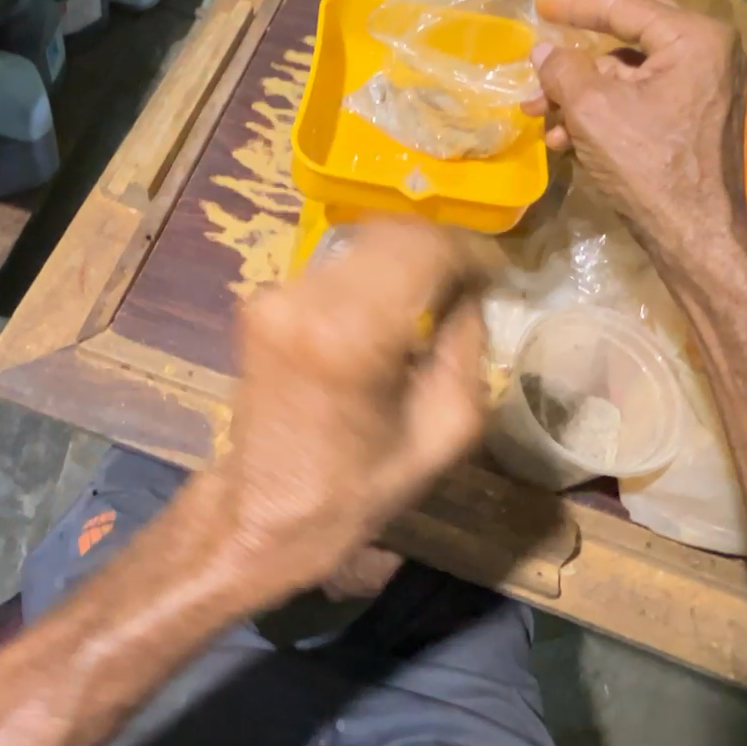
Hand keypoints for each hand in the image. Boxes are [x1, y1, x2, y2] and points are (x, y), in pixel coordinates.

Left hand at [214, 218, 492, 593]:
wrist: (268, 510)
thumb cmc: (363, 484)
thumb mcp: (447, 428)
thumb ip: (467, 343)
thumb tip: (470, 288)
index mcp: (356, 334)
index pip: (425, 248)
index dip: (466, 251)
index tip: (488, 271)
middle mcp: (307, 299)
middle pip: (389, 235)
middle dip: (434, 251)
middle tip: (462, 280)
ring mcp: (275, 296)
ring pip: (358, 246)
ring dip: (398, 262)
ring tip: (425, 296)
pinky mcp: (258, 302)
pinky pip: (329, 270)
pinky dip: (364, 279)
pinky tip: (380, 313)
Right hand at [524, 0, 746, 252]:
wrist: (693, 233)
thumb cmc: (647, 165)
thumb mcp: (592, 111)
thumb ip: (563, 71)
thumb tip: (543, 52)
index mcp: (693, 38)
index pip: (626, 4)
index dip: (577, 3)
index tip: (540, 2)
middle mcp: (707, 53)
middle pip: (629, 32)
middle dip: (576, 48)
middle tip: (542, 37)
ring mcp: (703, 87)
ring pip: (627, 72)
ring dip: (579, 90)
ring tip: (537, 110)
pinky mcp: (693, 117)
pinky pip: (638, 98)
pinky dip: (600, 111)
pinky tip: (566, 137)